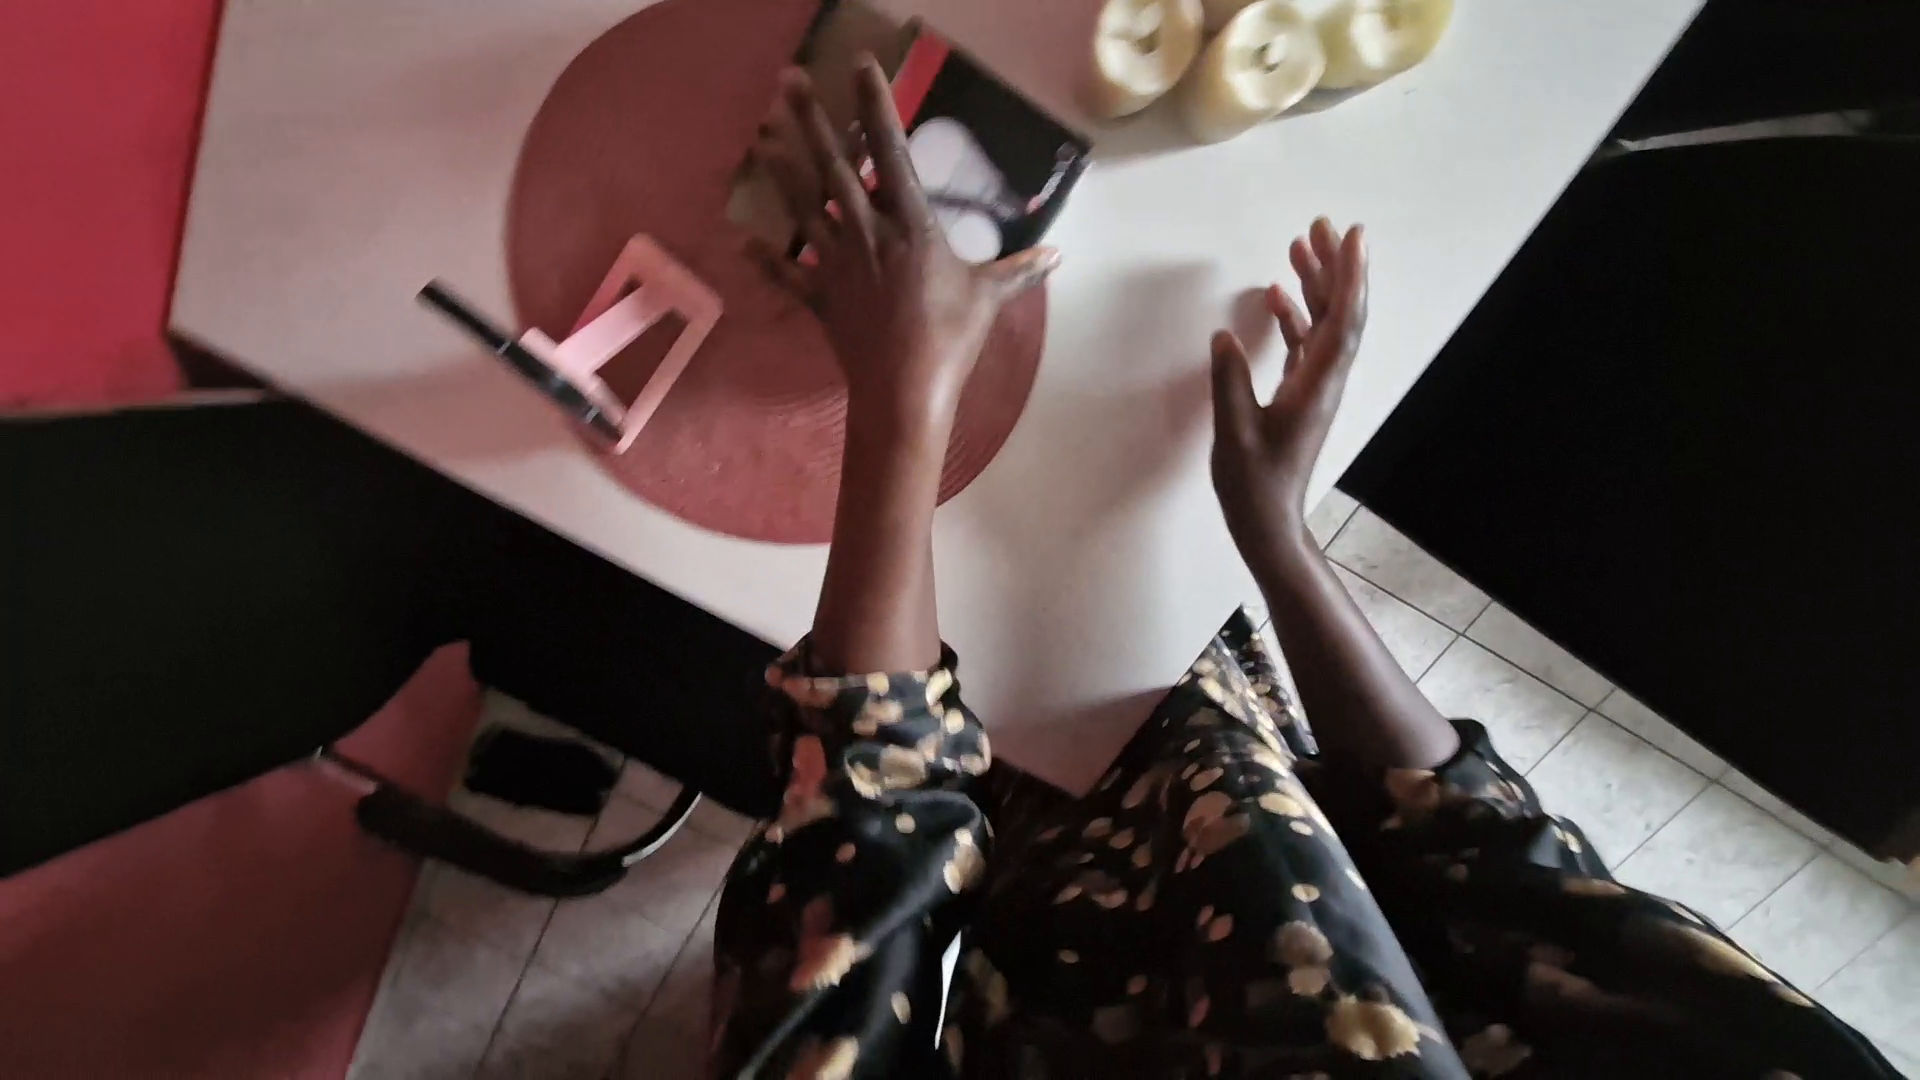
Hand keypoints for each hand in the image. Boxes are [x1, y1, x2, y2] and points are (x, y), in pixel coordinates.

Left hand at [752, 58, 1058, 423]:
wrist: (905, 389)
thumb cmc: (950, 338)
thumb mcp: (989, 298)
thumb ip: (1019, 270)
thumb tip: (1058, 255)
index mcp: (910, 225)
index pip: (889, 152)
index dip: (874, 105)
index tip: (859, 65)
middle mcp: (866, 234)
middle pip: (833, 167)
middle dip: (810, 120)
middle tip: (787, 80)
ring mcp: (837, 265)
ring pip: (803, 207)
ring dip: (781, 168)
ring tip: (761, 133)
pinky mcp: (821, 299)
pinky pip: (788, 275)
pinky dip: (766, 259)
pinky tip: (742, 240)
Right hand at [1210, 218, 1368, 559]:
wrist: (1267, 519)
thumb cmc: (1253, 481)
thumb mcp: (1234, 430)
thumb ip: (1229, 380)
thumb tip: (1223, 336)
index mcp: (1316, 385)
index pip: (1343, 320)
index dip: (1350, 275)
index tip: (1351, 234)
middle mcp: (1324, 380)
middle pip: (1339, 313)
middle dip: (1333, 267)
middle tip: (1318, 227)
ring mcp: (1313, 387)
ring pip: (1323, 326)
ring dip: (1314, 286)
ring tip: (1297, 249)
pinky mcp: (1298, 395)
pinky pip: (1305, 345)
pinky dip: (1295, 317)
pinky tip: (1277, 299)